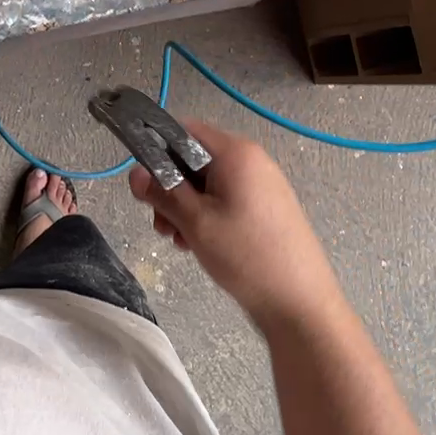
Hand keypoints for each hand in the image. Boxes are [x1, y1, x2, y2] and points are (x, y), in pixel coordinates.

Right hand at [127, 119, 343, 325]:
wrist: (300, 304)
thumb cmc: (246, 255)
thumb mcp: (194, 222)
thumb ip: (161, 193)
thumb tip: (135, 173)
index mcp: (236, 153)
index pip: (183, 130)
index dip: (156, 149)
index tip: (142, 181)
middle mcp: (250, 161)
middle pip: (192, 160)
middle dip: (169, 188)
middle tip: (160, 222)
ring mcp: (260, 186)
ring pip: (205, 184)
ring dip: (183, 207)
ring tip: (179, 239)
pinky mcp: (264, 209)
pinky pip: (223, 201)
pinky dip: (204, 216)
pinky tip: (198, 244)